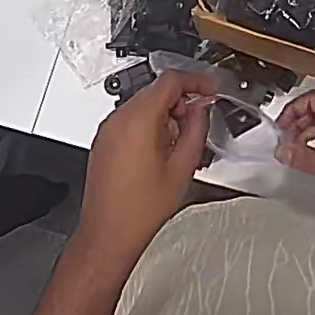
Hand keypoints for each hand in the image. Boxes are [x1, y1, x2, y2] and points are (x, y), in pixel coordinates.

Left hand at [79, 69, 219, 262]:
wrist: (109, 234)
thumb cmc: (140, 210)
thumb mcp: (182, 166)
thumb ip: (196, 129)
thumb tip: (201, 109)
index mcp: (139, 119)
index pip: (171, 81)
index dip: (196, 81)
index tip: (209, 88)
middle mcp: (119, 118)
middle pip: (156, 90)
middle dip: (182, 100)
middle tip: (199, 118)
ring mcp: (108, 129)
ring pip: (143, 104)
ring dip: (166, 114)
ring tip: (180, 142)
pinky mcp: (104, 140)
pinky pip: (130, 119)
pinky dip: (149, 124)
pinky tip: (161, 150)